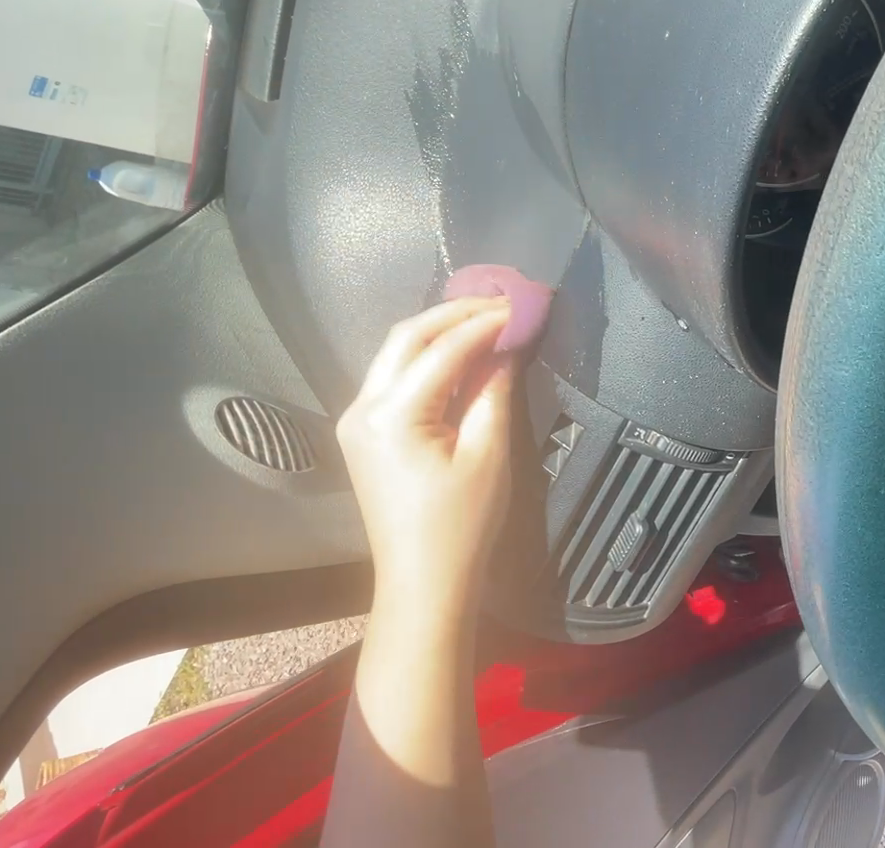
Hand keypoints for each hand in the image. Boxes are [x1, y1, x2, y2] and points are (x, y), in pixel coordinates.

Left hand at [336, 298, 516, 612]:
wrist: (424, 582)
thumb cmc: (462, 524)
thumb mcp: (488, 453)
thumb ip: (494, 389)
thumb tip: (508, 344)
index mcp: (392, 415)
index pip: (445, 349)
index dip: (487, 322)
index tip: (525, 304)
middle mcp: (363, 407)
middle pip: (408, 337)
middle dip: (457, 313)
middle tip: (506, 302)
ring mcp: (358, 419)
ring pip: (399, 352)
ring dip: (443, 329)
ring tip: (491, 317)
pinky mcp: (367, 431)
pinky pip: (398, 376)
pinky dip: (433, 355)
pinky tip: (466, 352)